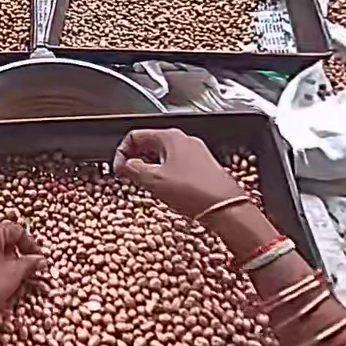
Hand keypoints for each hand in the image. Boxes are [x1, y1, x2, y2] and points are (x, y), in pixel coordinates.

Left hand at [0, 221, 45, 317]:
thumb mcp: (14, 274)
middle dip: (14, 253)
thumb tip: (39, 260)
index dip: (30, 246)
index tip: (37, 260)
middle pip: (0, 237)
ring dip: (1, 258)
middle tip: (24, 269)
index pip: (16, 231)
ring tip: (9, 276)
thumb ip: (29, 264)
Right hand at [113, 128, 243, 217]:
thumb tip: (124, 165)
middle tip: (129, 176)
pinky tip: (165, 189)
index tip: (119, 168)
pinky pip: (176, 165)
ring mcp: (195, 153)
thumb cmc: (194, 192)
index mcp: (171, 137)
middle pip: (149, 143)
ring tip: (146, 184)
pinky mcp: (202, 168)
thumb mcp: (153, 180)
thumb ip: (132, 169)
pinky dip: (165, 174)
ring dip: (149, 168)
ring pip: (163, 155)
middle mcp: (185, 141)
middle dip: (135, 159)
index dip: (122, 152)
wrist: (227, 210)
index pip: (135, 135)